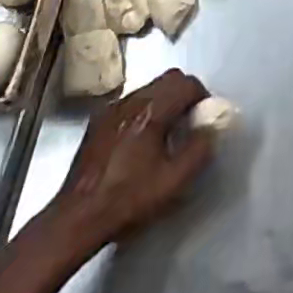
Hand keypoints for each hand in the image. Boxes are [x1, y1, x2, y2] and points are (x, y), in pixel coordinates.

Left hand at [56, 68, 214, 244]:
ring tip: (169, 133)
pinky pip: (131, 101)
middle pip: (167, 78)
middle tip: (192, 122)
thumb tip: (212, 128)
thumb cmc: (129, 199)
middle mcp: (130, 100)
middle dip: (185, 94)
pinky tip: (143, 140)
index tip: (207, 117)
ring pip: (148, 88)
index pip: (185, 83)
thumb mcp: (173, 182)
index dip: (203, 96)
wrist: (79, 214)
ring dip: (165, 101)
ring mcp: (111, 107)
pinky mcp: (99, 119)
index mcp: (150, 111)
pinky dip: (145, 109)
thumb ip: (199, 151)